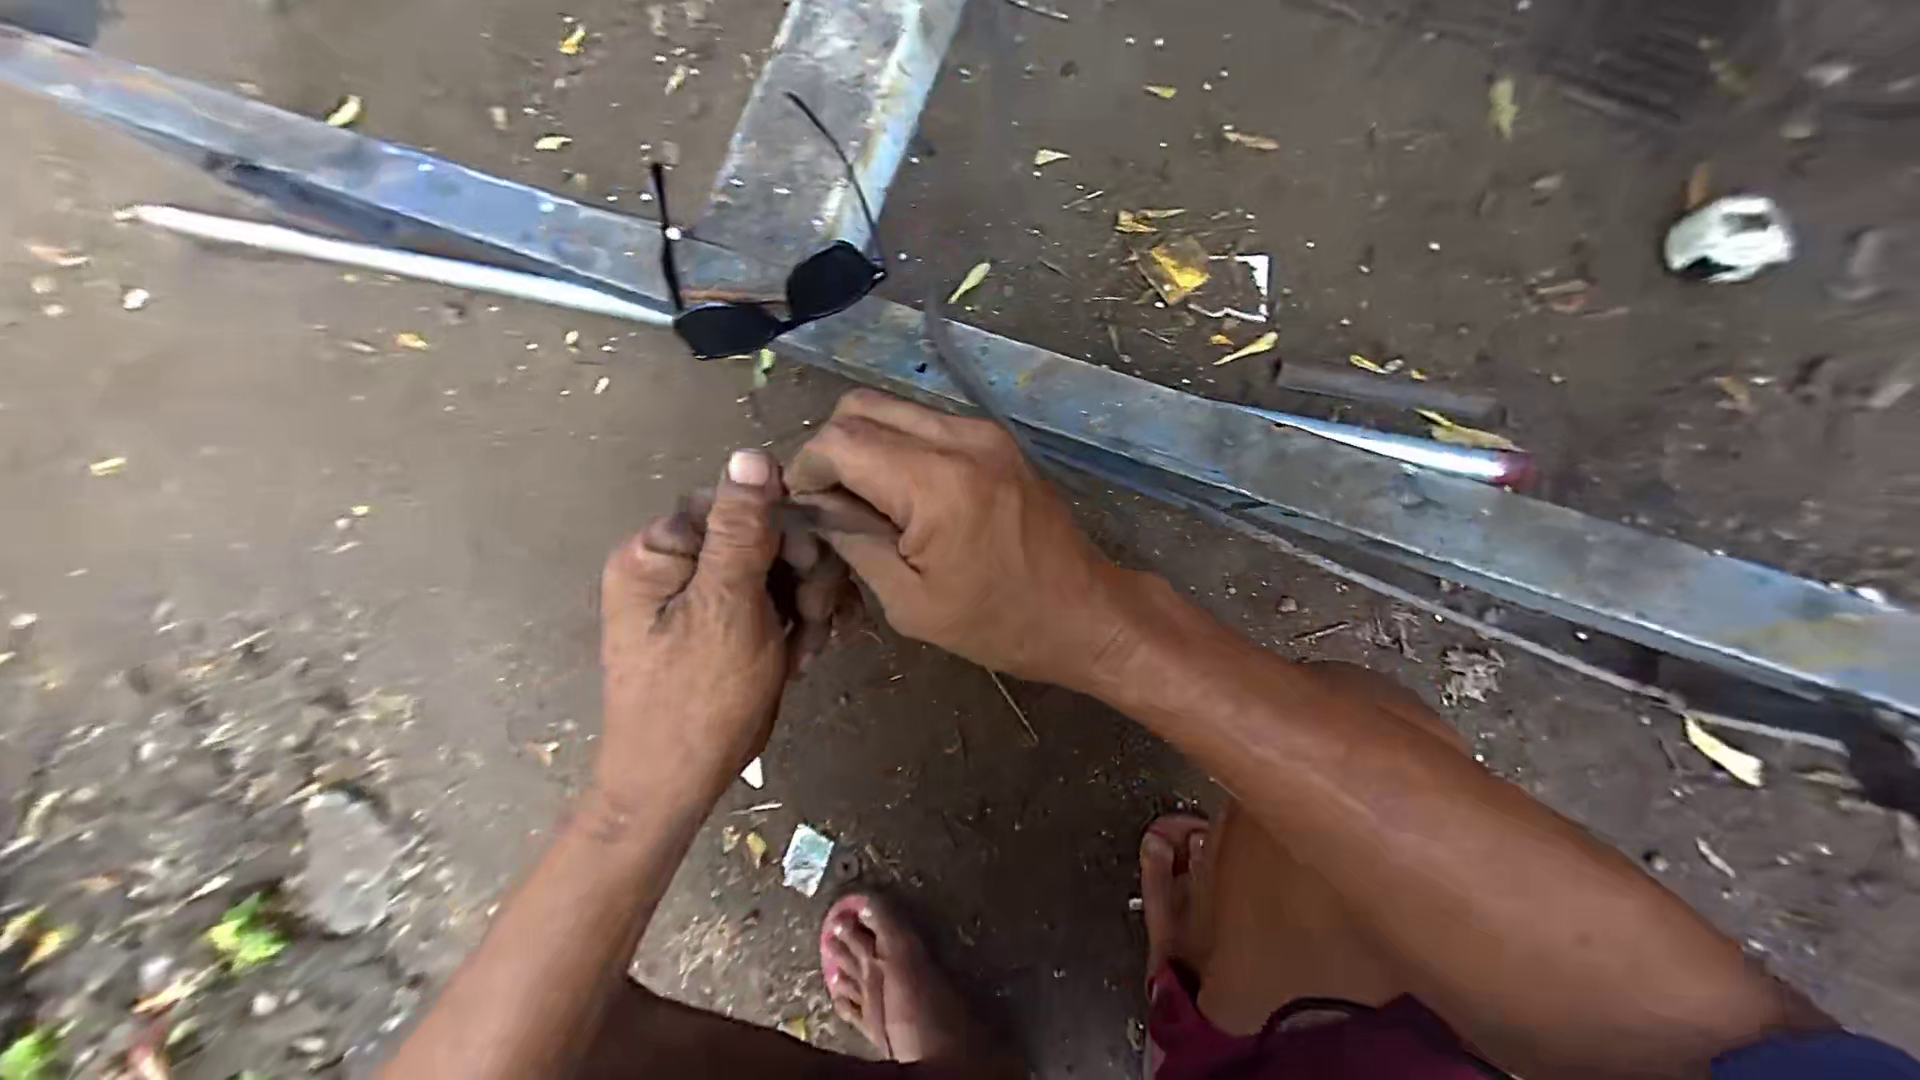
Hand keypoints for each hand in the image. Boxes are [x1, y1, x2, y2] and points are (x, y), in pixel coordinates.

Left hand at [596, 450, 848, 807]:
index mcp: (660, 551)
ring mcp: (704, 596)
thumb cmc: (698, 697)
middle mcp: (678, 565)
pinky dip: (796, 624)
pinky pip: (775, 600)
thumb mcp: (726, 607)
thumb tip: (751, 453)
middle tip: (812, 618)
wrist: (679, 781)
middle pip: (763, 535)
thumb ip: (741, 529)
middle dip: (800, 574)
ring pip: (778, 569)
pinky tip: (799, 655)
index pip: (736, 502)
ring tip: (805, 647)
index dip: (784, 529)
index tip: (810, 567)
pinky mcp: (728, 623)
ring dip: (805, 604)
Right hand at [787, 391, 1141, 692]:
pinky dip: (899, 447)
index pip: (840, 440)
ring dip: (865, 446)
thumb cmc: (999, 622)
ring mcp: (983, 431)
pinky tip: (904, 494)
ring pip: (892, 408)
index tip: (806, 509)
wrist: (1086, 611)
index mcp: (936, 483)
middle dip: (831, 451)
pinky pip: (926, 422)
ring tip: (868, 502)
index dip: (808, 470)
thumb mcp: (910, 601)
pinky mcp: (996, 437)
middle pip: (860, 407)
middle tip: (833, 504)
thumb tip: (814, 505)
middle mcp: (960, 438)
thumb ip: (854, 540)